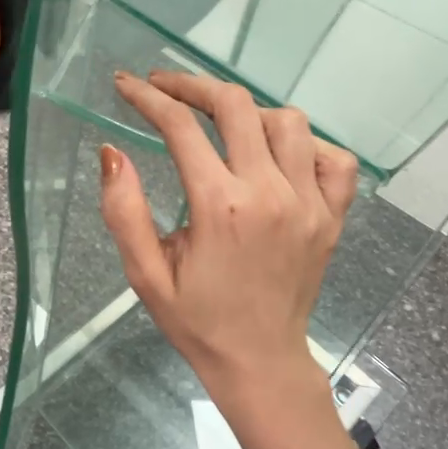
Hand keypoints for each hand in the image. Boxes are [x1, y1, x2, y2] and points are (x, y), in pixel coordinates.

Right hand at [101, 72, 358, 406]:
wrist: (260, 363)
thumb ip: (123, 210)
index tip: (125, 85)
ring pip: (288, 120)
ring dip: (247, 111)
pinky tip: (277, 153)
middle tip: (164, 87)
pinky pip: (335, 158)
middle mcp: (270, 193)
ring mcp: (310, 203)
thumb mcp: (144, 273)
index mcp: (219, 206)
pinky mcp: (333, 216)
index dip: (147, 97)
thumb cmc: (196, 319)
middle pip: (235, 105)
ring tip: (219, 122)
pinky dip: (307, 144)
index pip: (180, 126)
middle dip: (192, 85)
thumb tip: (112, 152)